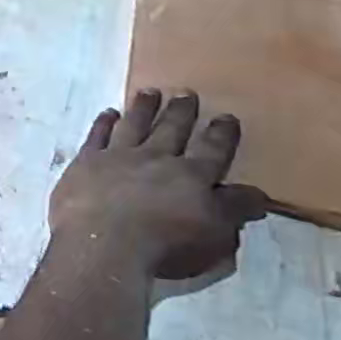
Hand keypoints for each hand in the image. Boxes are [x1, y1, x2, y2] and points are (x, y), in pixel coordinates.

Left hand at [49, 89, 265, 279]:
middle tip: (185, 93)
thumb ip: (234, 210)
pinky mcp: (85, 161)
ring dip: (143, 108)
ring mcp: (116, 156)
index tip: (226, 117)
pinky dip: (103, 123)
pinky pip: (96, 135)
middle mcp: (155, 158)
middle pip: (171, 129)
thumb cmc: (163, 246)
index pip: (213, 149)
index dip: (221, 133)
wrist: (102, 243)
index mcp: (191, 176)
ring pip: (133, 124)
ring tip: (149, 92)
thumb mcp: (216, 235)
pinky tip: (109, 113)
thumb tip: (255, 195)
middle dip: (181, 111)